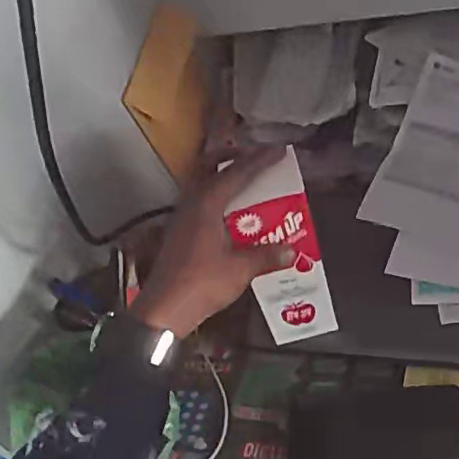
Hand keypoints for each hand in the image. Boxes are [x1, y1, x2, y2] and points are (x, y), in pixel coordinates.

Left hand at [131, 146, 293, 336]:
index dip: (260, 161)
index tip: (279, 150)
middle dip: (236, 160)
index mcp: (207, 204)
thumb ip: (266, 256)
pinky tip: (233, 213)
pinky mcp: (180, 232)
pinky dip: (220, 199)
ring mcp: (182, 217)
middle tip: (258, 159)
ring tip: (249, 182)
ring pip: (205, 185)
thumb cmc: (202, 283)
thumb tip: (292, 250)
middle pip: (212, 169)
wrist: (166, 308)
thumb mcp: (240, 269)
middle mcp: (191, 204)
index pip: (236, 174)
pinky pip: (202, 203)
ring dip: (226, 179)